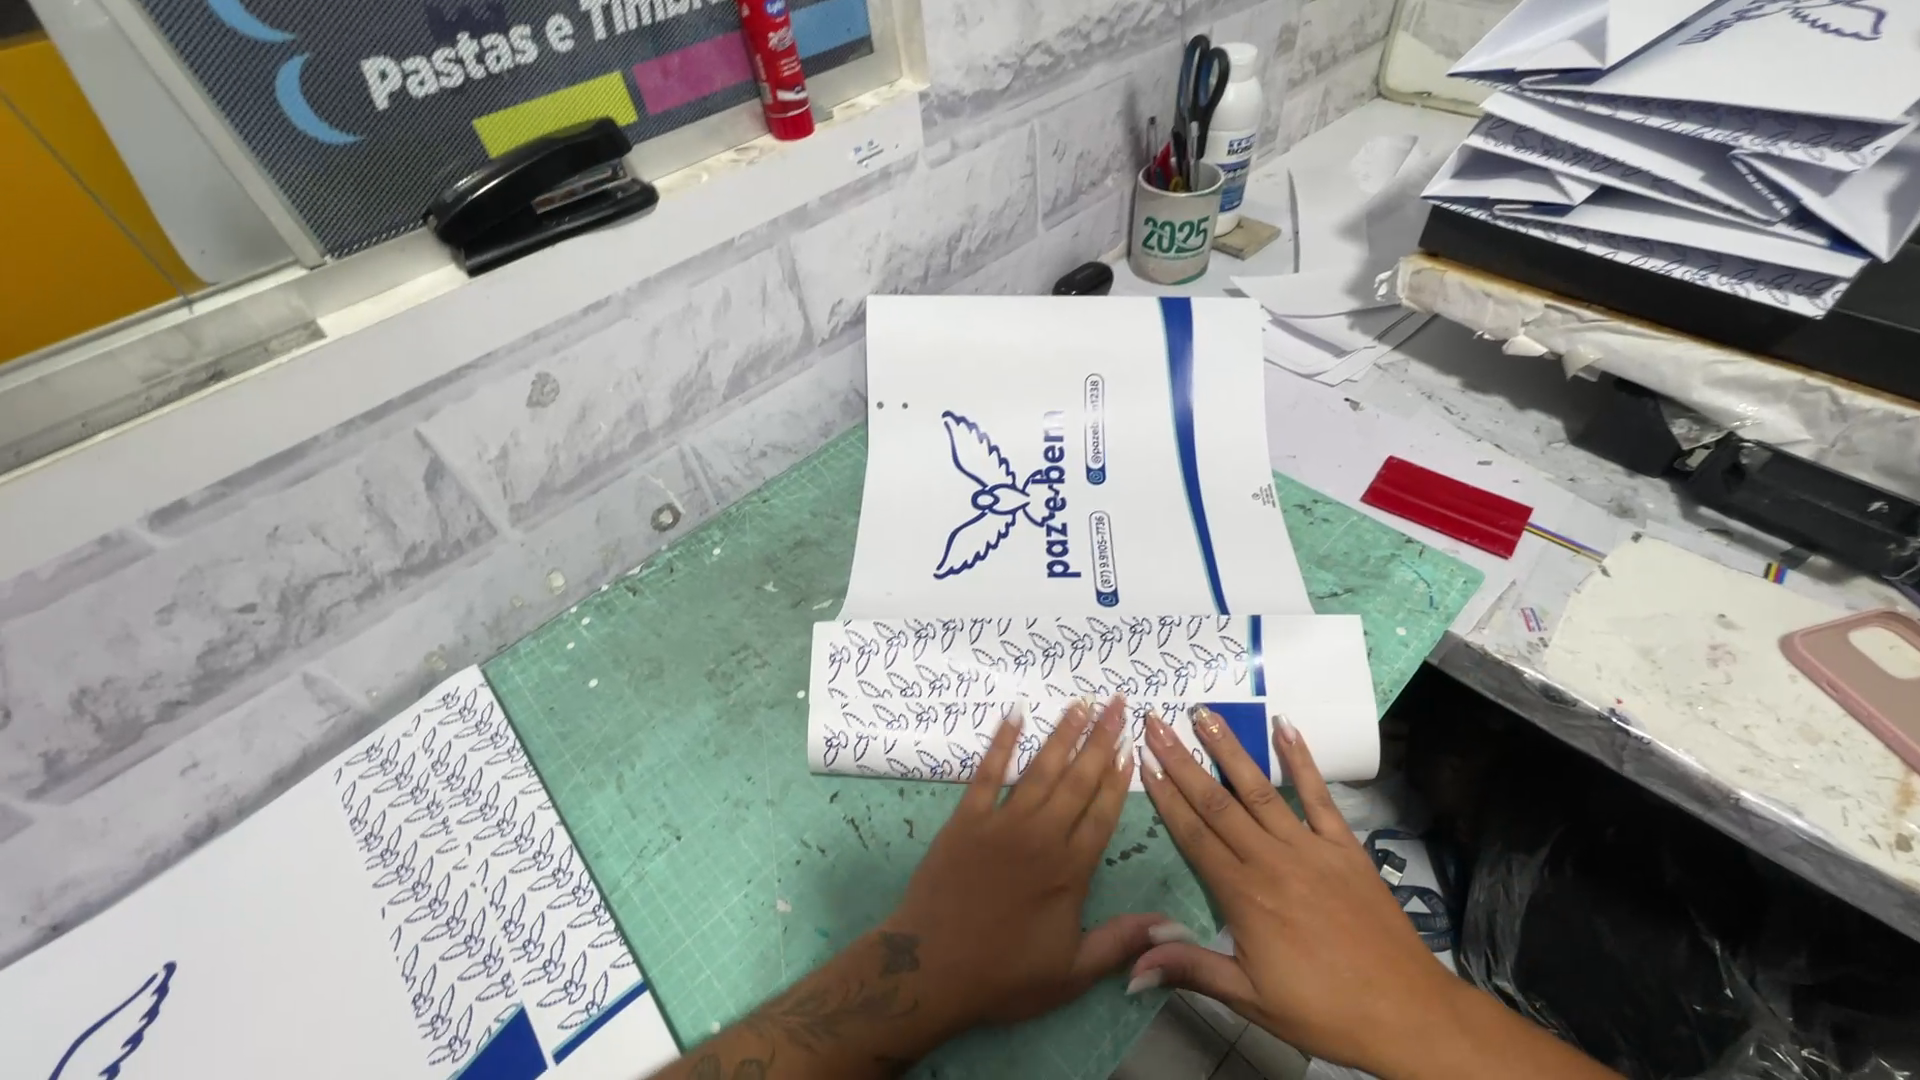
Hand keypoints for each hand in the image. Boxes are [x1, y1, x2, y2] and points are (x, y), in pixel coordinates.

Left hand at [883, 697, 1185, 1042]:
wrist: (932, 967)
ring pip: (1041, 769)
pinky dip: (1002, 742)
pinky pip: (987, 772)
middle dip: (1100, 740)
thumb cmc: (1004, 974)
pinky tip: (1015, 715)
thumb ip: (1122, 942)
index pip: (1102, 813)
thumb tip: (1174, 926)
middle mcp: (1041, 835)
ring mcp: (1002, 822)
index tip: (1131, 747)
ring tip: (1081, 704)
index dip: (1118, 779)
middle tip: (1117, 704)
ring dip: (1063, 734)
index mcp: (1070, 870)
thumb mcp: (1072, 973)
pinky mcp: (966, 818)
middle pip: (1078, 780)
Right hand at [1131, 709, 1468, 1077]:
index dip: (1165, 796)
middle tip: (1155, 722)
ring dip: (1229, 749)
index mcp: (1243, 894)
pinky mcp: (1345, 846)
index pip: (1193, 834)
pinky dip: (1301, 760)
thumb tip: (1131, 968)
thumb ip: (1190, 970)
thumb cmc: (1322, 1011)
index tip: (1142, 760)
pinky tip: (1285, 727)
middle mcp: (1271, 859)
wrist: (1408, 1014)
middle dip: (1182, 760)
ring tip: (1204, 714)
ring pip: (1258, 789)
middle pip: (1217, 802)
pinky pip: (1318, 795)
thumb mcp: (1249, 999)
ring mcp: (1310, 847)